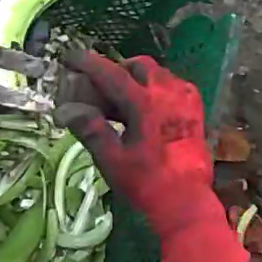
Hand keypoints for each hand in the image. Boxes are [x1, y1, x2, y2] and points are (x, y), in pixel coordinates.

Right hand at [55, 51, 247, 261]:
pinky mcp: (195, 111)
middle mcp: (168, 94)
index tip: (71, 57)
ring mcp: (186, 100)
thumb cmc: (146, 183)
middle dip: (116, 69)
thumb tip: (66, 110)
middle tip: (99, 86)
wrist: (186, 204)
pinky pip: (173, 85)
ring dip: (136, 78)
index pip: (112, 73)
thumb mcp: (112, 159)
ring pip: (158, 73)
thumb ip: (90, 129)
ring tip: (120, 98)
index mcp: (146, 104)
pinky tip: (146, 106)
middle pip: (137, 66)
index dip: (89, 63)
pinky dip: (155, 87)